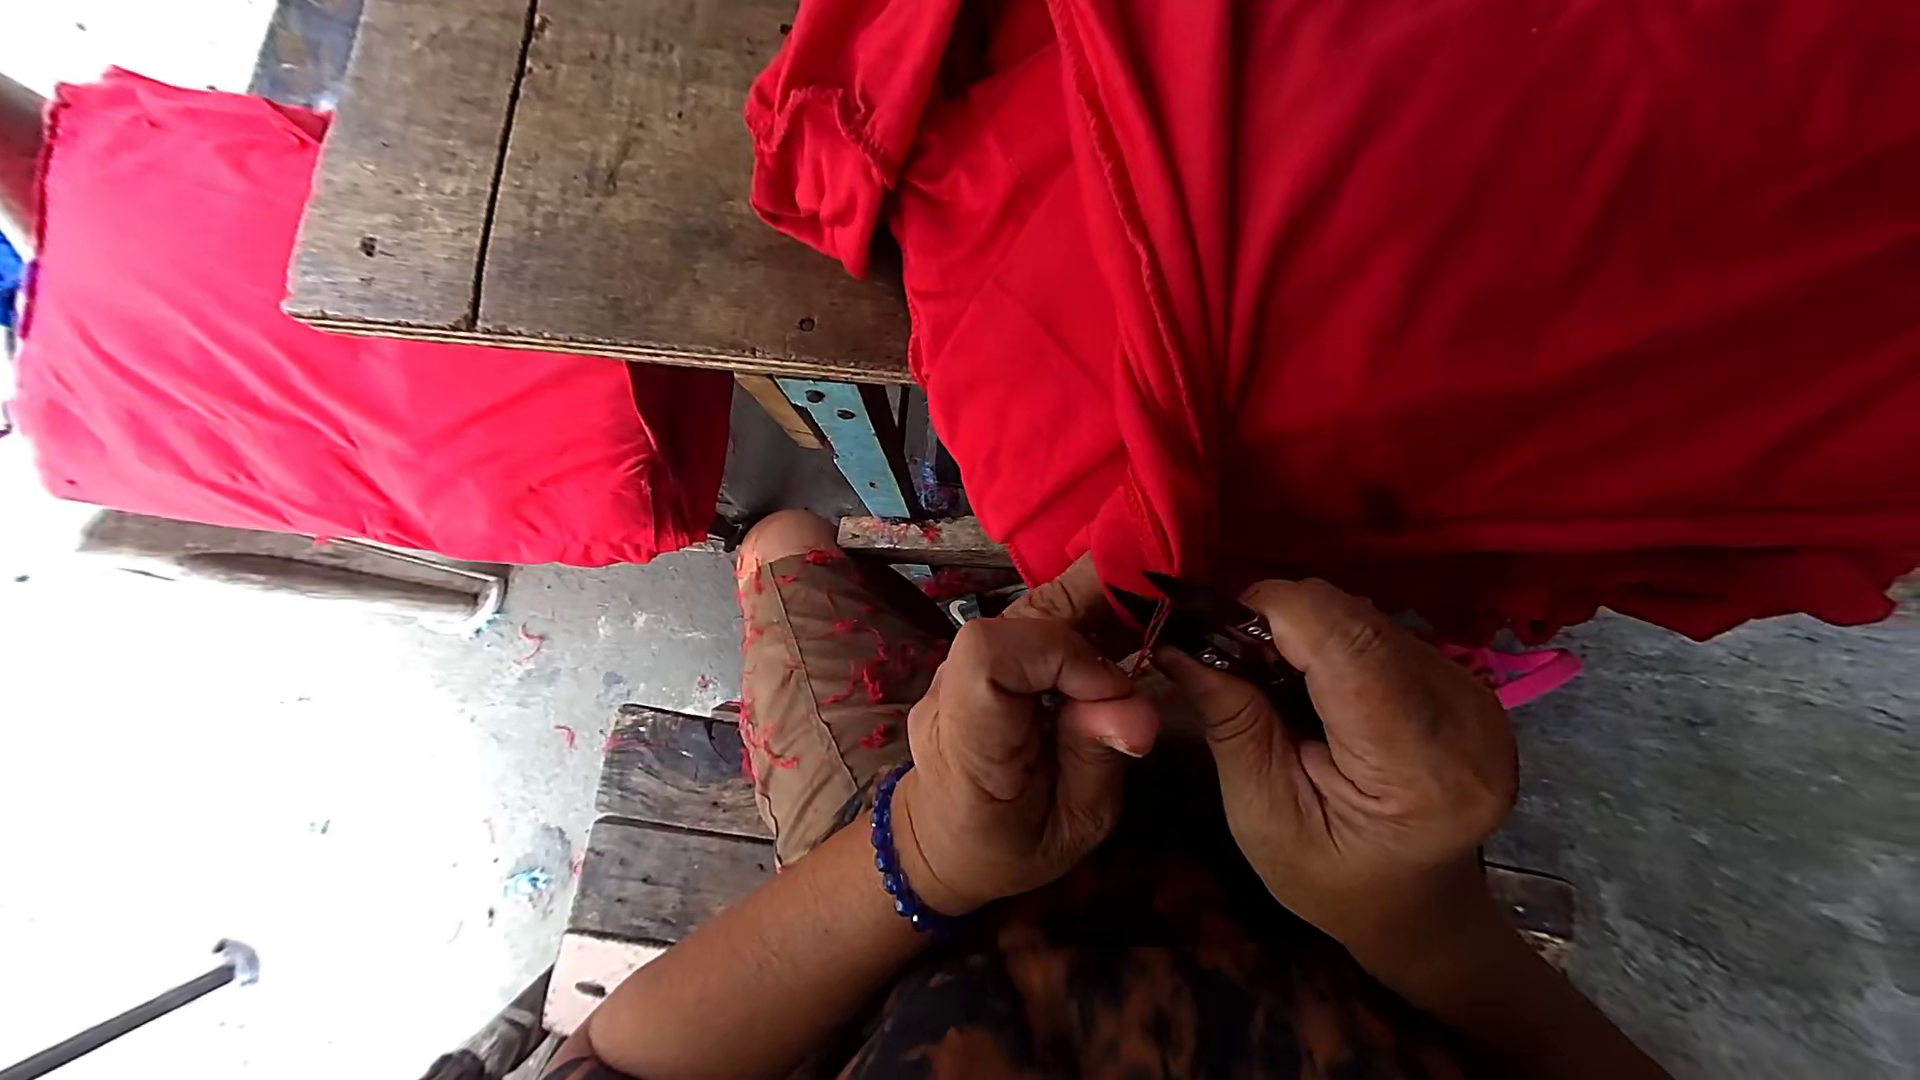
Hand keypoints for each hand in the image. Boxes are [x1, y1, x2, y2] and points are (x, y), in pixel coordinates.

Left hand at [892, 615, 1158, 914]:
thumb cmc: (1006, 849)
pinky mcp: (971, 659)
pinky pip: (1025, 623)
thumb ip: (1097, 762)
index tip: (1113, 690)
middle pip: (1015, 617)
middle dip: (1090, 613)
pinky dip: (1073, 623)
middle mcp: (950, 690)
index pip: (990, 656)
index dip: (1060, 653)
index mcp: (968, 744)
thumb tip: (1136, 705)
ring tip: (1130, 641)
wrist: (940, 839)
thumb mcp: (1071, 829)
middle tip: (1143, 640)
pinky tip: (1103, 646)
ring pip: (1024, 610)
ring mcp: (955, 667)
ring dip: (1087, 613)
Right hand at [1158, 579, 1516, 958]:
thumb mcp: (1260, 814)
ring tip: (1273, 680)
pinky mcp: (1460, 679)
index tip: (1215, 635)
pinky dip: (1324, 637)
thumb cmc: (1331, 877)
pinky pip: (1372, 624)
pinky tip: (1311, 683)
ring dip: (1299, 628)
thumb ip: (1230, 723)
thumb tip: (1177, 644)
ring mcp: (1471, 691)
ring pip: (1357, 610)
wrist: (1414, 909)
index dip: (1271, 613)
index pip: (1345, 641)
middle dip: (1277, 621)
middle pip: (1349, 615)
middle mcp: (1462, 715)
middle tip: (1235, 663)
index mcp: (1417, 766)